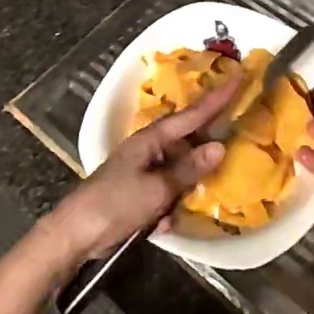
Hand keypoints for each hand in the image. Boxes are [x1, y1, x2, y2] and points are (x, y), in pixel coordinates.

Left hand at [48, 79, 238, 260]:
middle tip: (231, 150)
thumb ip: (188, 169)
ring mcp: (144, 170)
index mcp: (151, 139)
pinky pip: (168, 193)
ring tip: (177, 207)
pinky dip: (168, 208)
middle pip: (189, 142)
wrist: (74, 236)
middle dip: (204, 153)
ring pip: (181, 171)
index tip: (239, 78)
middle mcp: (149, 149)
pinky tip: (159, 225)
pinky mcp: (141, 191)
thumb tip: (219, 147)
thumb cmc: (114, 204)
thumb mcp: (156, 189)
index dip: (217, 99)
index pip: (192, 115)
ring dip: (184, 190)